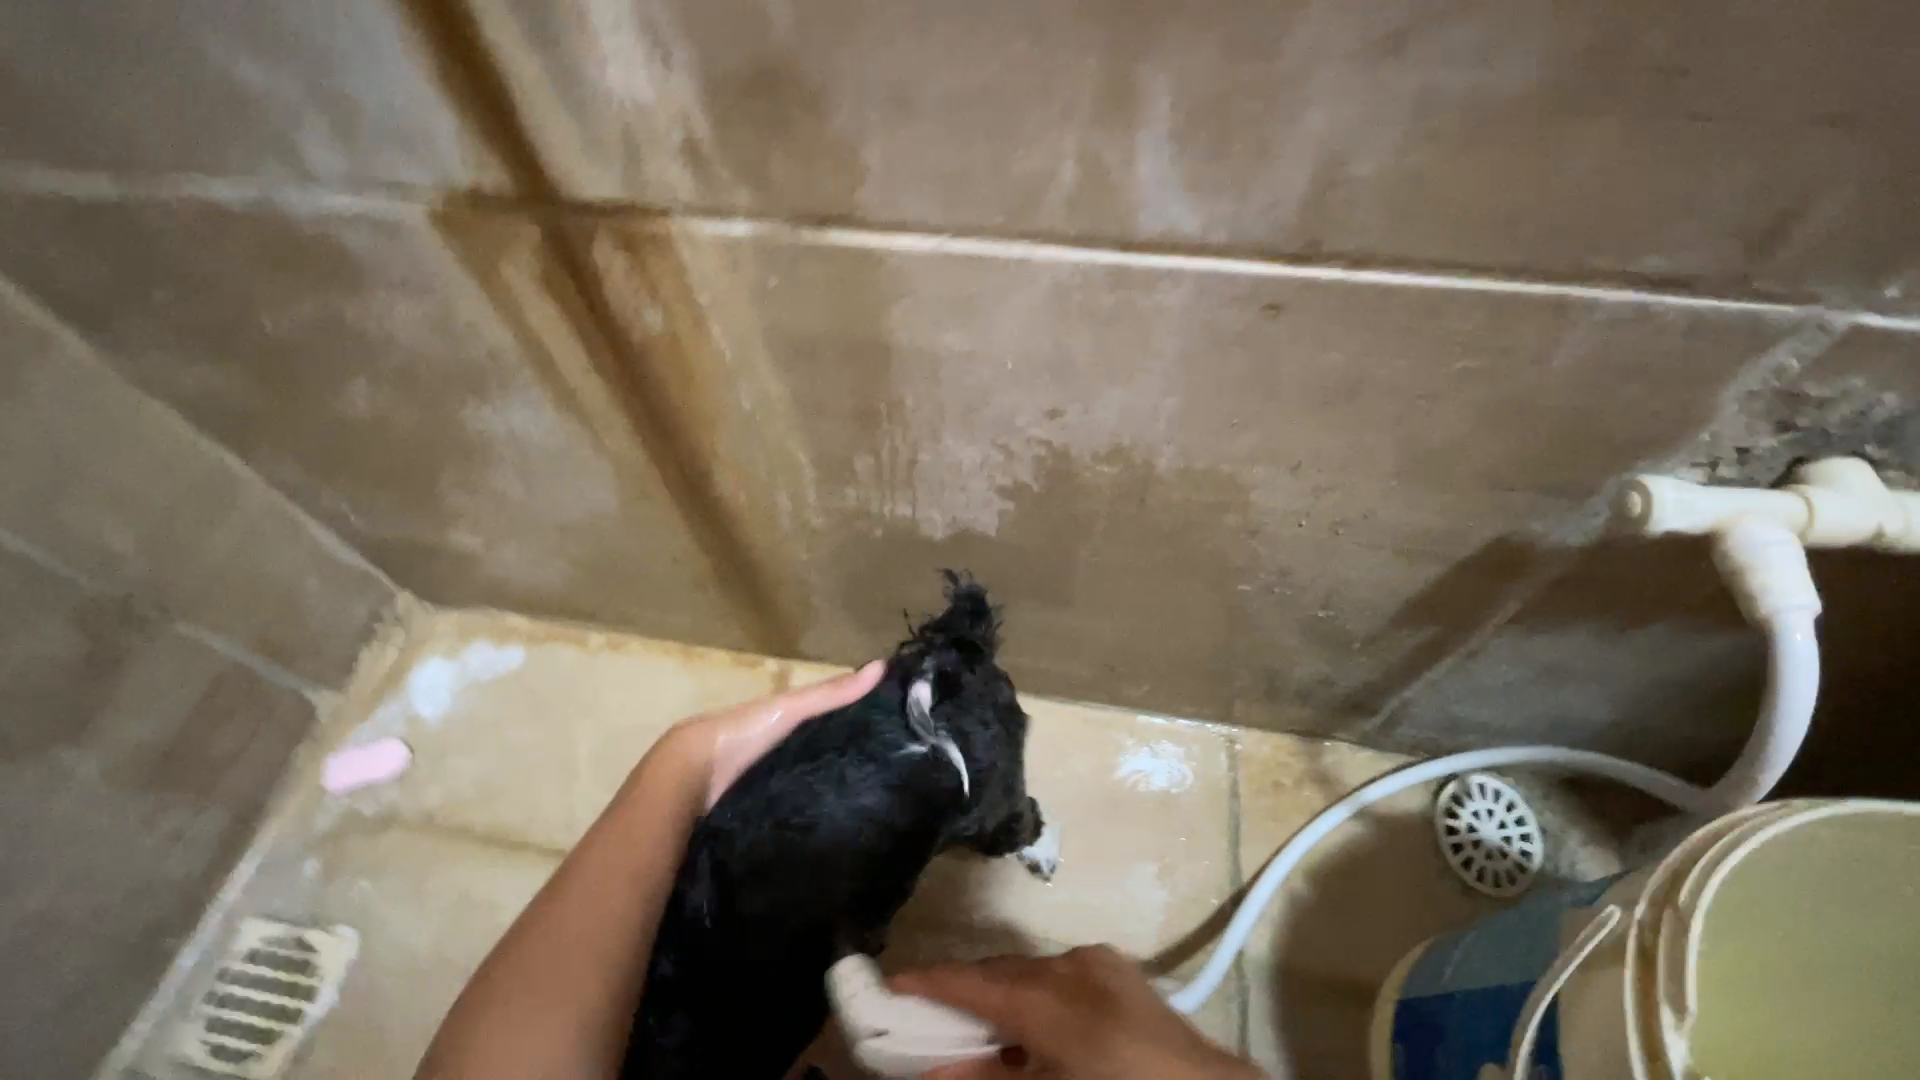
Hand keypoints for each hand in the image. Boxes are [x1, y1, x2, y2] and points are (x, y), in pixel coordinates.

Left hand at [654, 659, 884, 809]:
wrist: (694, 773)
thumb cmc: (745, 731)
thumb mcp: (792, 708)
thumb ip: (831, 693)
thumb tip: (883, 666)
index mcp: (784, 725)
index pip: (827, 723)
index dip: (855, 725)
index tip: (893, 738)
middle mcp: (777, 752)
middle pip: (817, 755)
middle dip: (845, 763)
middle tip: (889, 779)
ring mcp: (767, 784)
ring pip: (805, 785)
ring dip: (828, 792)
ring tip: (870, 807)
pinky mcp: (760, 813)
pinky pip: (791, 812)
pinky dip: (809, 816)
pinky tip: (834, 826)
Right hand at [894, 946, 1260, 1079]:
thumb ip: (988, 1079)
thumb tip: (934, 1071)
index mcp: (1048, 999)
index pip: (972, 982)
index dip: (928, 981)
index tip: (890, 982)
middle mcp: (1068, 966)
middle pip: (998, 971)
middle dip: (962, 988)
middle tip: (927, 1010)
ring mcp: (1097, 962)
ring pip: (1030, 969)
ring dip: (1001, 992)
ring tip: (980, 1024)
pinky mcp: (1119, 969)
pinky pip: (1059, 973)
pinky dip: (1035, 992)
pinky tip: (1033, 1024)